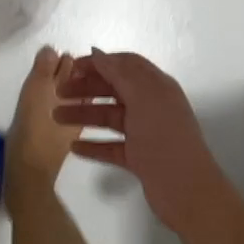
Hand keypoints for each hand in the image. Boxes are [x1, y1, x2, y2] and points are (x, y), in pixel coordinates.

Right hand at [55, 50, 225, 229]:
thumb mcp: (143, 97)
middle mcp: (150, 105)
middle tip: (57, 94)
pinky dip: (93, 144)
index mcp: (156, 86)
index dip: (98, 63)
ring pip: (109, 117)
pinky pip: (111, 146)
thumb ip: (118, 72)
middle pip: (113, 89)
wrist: (187, 191)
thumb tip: (96, 52)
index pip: (124, 65)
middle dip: (86, 88)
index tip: (71, 67)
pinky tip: (73, 146)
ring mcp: (144, 133)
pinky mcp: (139, 158)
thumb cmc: (164, 137)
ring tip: (56, 118)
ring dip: (84, 115)